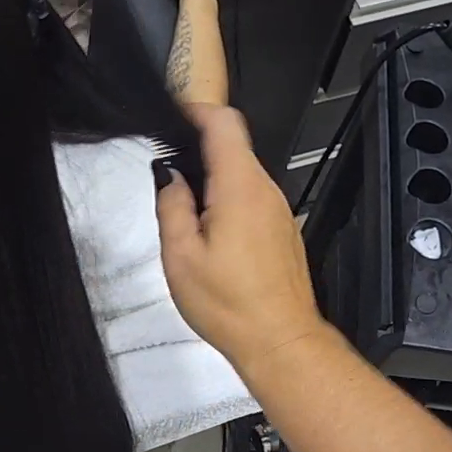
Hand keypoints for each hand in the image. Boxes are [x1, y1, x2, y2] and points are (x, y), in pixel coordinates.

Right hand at [155, 105, 335, 378]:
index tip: (173, 116)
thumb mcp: (180, 256)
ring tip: (186, 218)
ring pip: (243, 178)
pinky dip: (230, 205)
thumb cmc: (228, 304)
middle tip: (168, 178)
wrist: (279, 340)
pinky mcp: (283, 233)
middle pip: (234, 149)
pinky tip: (212, 239)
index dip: (196, 111)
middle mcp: (266, 191)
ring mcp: (279, 212)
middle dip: (199, 153)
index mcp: (240, 187)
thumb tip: (170, 176)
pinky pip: (253, 203)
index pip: (224, 122)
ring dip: (214, 184)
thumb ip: (172, 206)